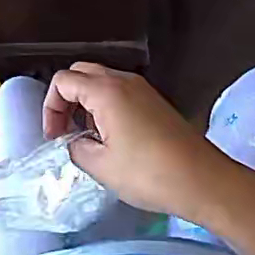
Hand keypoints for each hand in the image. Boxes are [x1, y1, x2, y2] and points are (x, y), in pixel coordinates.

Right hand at [43, 63, 233, 219]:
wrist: (204, 181)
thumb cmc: (149, 173)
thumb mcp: (101, 166)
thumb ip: (76, 147)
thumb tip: (75, 141)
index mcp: (106, 90)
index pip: (63, 81)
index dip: (51, 107)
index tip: (55, 137)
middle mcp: (123, 80)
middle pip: (81, 73)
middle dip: (66, 99)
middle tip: (65, 130)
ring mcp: (142, 89)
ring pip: (101, 81)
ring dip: (86, 102)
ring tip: (87, 136)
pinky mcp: (155, 102)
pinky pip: (119, 92)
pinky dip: (105, 106)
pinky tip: (111, 137)